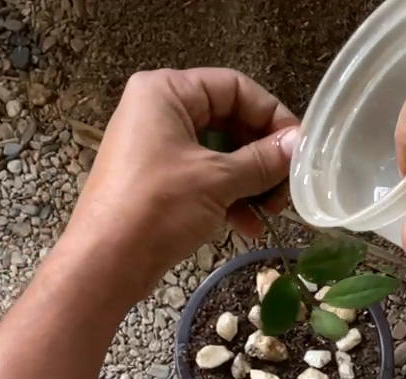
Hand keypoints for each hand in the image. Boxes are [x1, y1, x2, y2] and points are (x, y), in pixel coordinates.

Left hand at [65, 68, 300, 288]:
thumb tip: (299, 145)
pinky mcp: (157, 184)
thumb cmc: (157, 207)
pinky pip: (202, 181)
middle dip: (261, 156)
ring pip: (217, 156)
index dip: (271, 116)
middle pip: (227, 122)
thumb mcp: (217, 180)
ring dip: (249, 183)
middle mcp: (158, 112)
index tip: (297, 149)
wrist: (107, 262)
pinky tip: (250, 226)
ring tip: (272, 211)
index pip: (234, 88)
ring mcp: (156, 150)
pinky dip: (228, 200)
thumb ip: (261, 161)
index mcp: (166, 92)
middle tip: (286, 186)